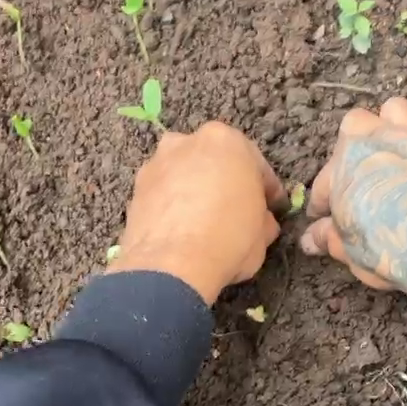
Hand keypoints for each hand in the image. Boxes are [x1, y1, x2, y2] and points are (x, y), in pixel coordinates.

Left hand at [107, 122, 284, 304]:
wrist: (171, 265)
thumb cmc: (228, 238)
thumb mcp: (262, 233)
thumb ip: (262, 219)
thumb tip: (261, 223)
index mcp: (225, 140)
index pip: (254, 164)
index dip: (266, 189)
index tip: (272, 208)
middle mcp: (186, 142)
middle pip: (213, 162)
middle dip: (226, 183)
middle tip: (237, 212)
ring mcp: (155, 164)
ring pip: (184, 175)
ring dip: (195, 192)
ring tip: (205, 223)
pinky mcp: (134, 190)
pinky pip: (163, 195)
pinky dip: (173, 207)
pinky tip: (182, 231)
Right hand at [300, 97, 406, 304]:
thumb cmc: (385, 247)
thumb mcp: (346, 247)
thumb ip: (327, 236)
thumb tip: (311, 239)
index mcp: (347, 157)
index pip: (326, 177)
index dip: (322, 201)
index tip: (322, 218)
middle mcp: (381, 136)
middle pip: (357, 125)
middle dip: (351, 148)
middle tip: (355, 179)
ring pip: (397, 112)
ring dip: (388, 129)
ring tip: (389, 155)